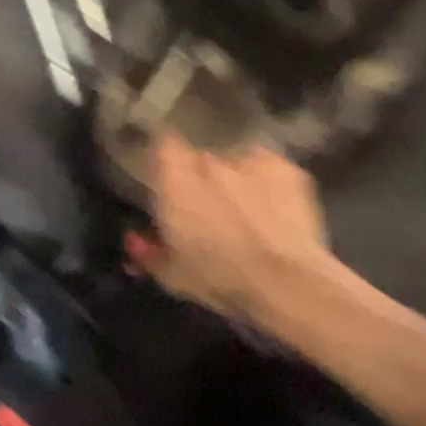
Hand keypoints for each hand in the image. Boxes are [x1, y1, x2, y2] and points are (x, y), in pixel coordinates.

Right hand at [126, 134, 340, 322]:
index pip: (162, 145)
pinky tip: (266, 203)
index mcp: (175, 186)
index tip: (160, 168)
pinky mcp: (289, 170)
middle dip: (197, 174)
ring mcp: (253, 163)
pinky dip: (261, 180)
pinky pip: (266, 167)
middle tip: (200, 202)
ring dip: (230, 177)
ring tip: (237, 204)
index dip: (161, 153)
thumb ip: (147, 250)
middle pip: (199, 156)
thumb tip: (135, 238)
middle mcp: (212, 164)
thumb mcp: (169, 274)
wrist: (283, 280)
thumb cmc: (215, 278)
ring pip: (234, 161)